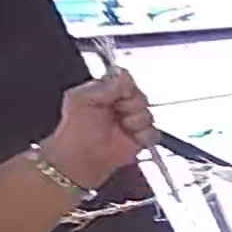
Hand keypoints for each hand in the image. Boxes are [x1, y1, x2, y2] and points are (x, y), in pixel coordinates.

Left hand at [37, 70, 156, 188]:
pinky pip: (154, 133)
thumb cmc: (77, 130)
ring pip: (149, 115)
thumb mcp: (81, 98)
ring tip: (121, 127)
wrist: (85, 156)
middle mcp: (122, 105)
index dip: (125, 89)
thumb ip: (103, 85)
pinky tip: (131, 137)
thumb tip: (124, 75)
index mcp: (106, 92)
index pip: (127, 81)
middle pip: (142, 98)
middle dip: (130, 107)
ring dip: (135, 123)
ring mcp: (134, 122)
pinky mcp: (143, 138)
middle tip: (116, 113)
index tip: (115, 97)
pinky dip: (144, 136)